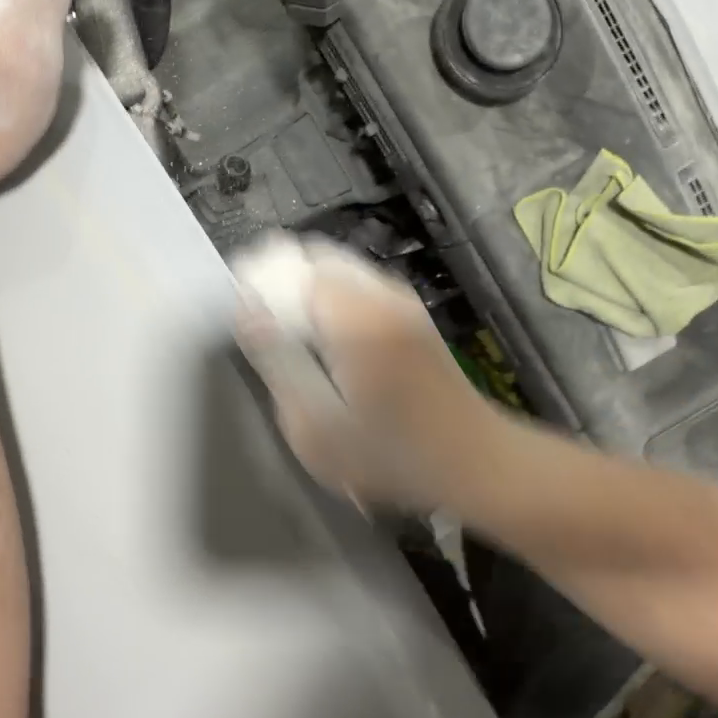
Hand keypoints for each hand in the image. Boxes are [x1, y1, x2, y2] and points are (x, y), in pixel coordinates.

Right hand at [234, 240, 501, 509]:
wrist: (476, 460)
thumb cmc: (391, 456)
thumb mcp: (317, 426)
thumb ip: (277, 362)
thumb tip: (247, 310)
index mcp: (354, 315)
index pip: (292, 263)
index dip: (258, 276)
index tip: (240, 304)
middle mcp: (381, 294)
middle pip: (319, 256)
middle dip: (282, 276)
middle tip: (263, 321)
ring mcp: (404, 302)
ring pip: (342, 268)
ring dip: (310, 286)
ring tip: (293, 333)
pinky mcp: (415, 316)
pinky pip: (363, 286)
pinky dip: (336, 297)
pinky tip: (330, 341)